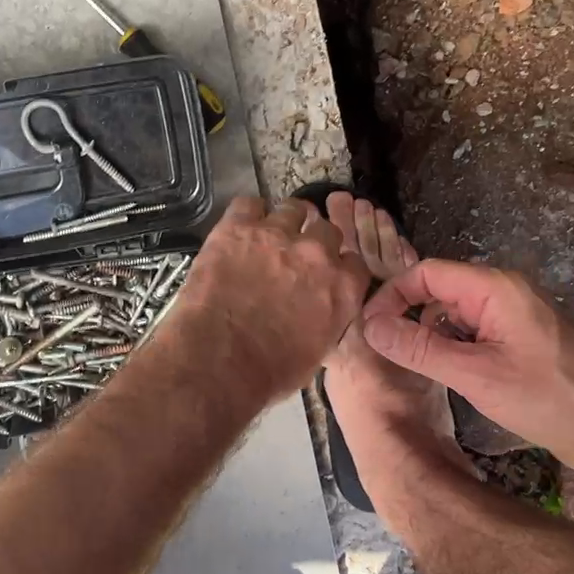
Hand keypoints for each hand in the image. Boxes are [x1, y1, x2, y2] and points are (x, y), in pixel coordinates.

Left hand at [168, 196, 372, 403]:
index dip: (338, 264)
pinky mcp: (238, 227)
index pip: (354, 261)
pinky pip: (248, 203)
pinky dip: (246, 213)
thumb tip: (317, 311)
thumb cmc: (269, 370)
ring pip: (291, 208)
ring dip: (283, 220)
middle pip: (326, 228)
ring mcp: (276, 234)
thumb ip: (326, 318)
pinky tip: (239, 227)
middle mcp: (316, 253)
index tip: (325, 271)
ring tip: (268, 234)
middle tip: (295, 252)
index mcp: (342, 287)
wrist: (220, 358)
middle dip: (314, 239)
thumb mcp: (316, 351)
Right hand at [360, 260, 573, 477]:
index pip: (426, 272)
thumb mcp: (475, 376)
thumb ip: (418, 349)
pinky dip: (451, 343)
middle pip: (438, 288)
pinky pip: (472, 327)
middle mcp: (504, 289)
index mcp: (495, 287)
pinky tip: (443, 370)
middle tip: (382, 347)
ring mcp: (514, 312)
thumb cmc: (549, 401)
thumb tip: (367, 328)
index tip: (370, 328)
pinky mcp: (520, 335)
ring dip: (429, 332)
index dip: (392, 296)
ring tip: (408, 362)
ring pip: (453, 310)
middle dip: (407, 314)